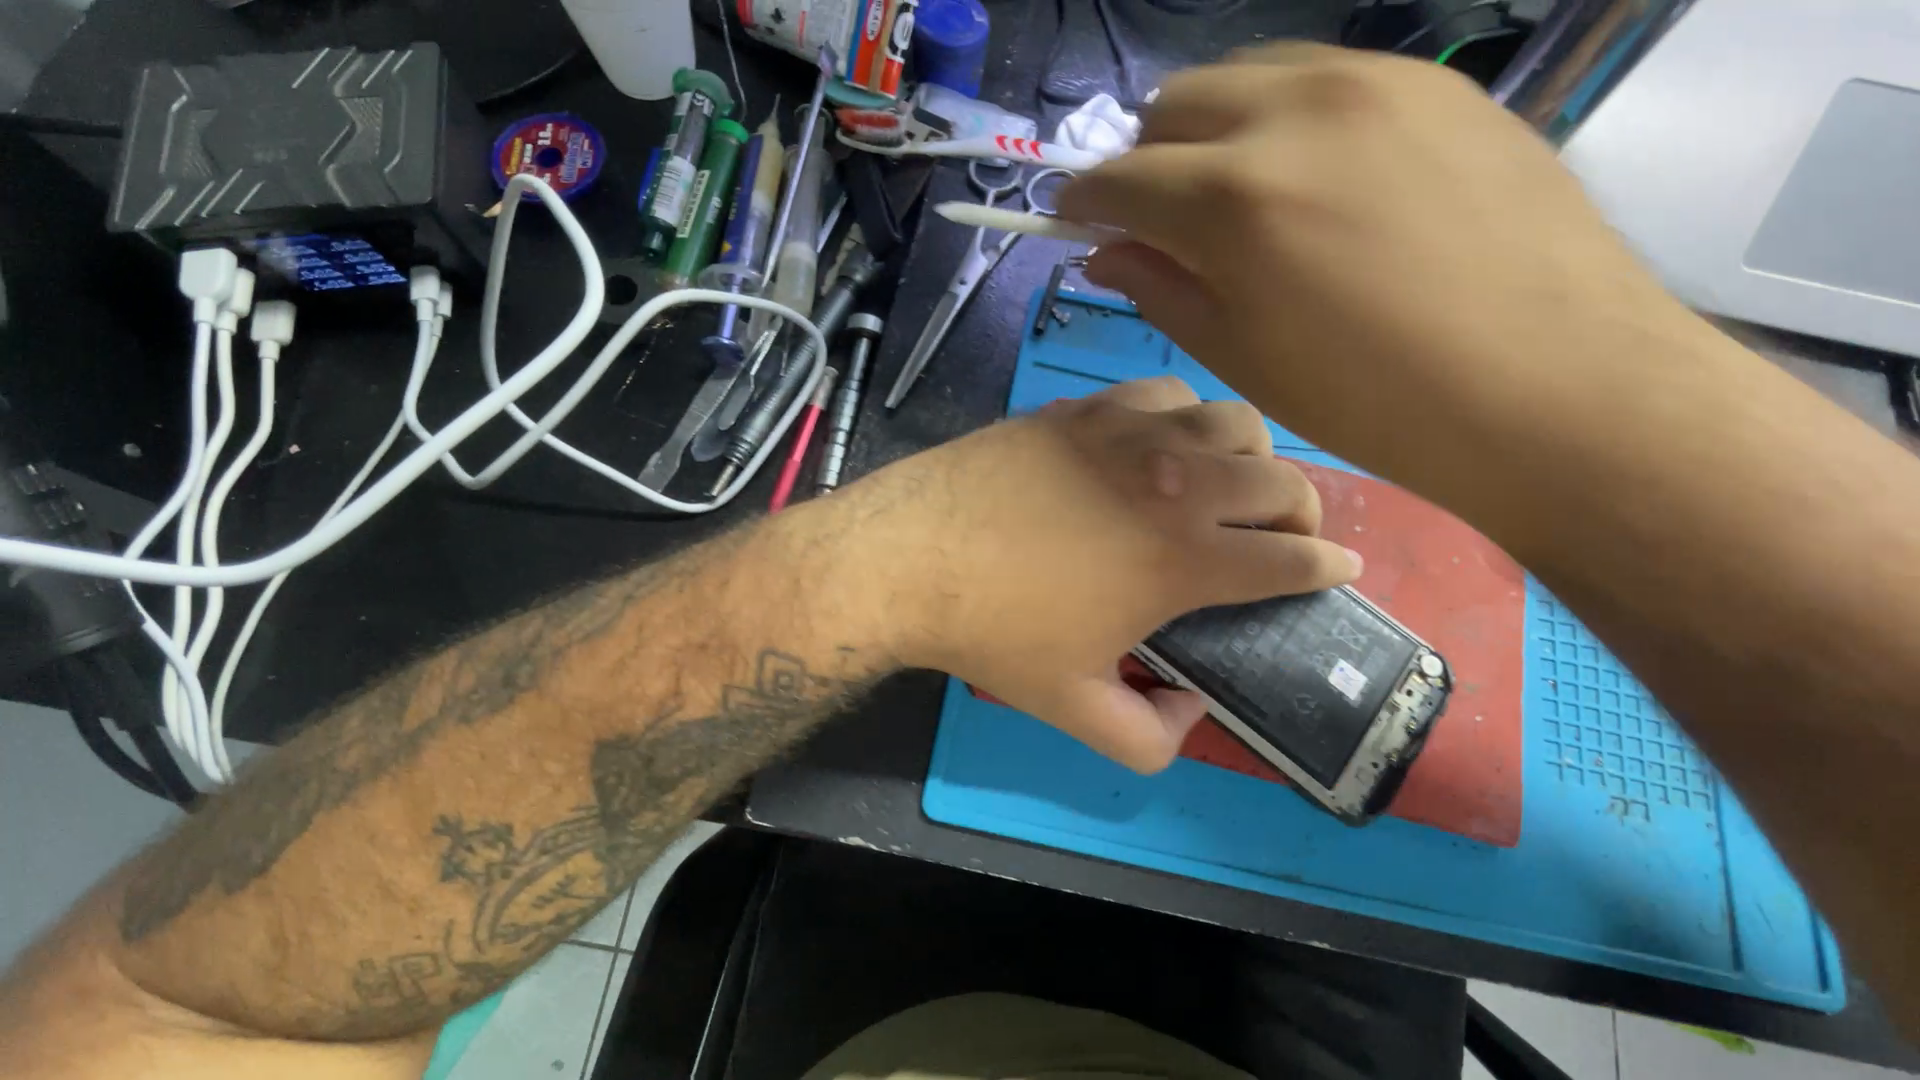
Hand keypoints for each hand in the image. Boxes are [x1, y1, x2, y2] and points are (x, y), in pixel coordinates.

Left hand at [832, 376, 1359, 772]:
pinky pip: (1167, 390)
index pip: (1290, 560)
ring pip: (1235, 421)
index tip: (1339, 569)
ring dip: (1253, 455)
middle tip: (1289, 534)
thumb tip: (1190, 711)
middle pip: (1282, 482)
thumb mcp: (1076, 709)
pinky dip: (1187, 414)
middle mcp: (1175, 485)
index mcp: (1183, 561)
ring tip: (1233, 482)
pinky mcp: (1085, 408)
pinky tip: (1165, 441)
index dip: (1327, 568)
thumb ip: (1151, 737)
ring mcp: (1129, 435)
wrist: (908, 559)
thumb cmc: (994, 634)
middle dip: (1305, 512)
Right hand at [1057, 45, 1698, 490]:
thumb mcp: (1245, 358)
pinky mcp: (1438, 85)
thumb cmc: (1377, 401)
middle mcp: (1295, 111)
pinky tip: (1318, 178)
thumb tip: (1105, 251)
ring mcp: (1376, 83)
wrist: (1555, 387)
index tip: (1074, 225)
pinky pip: (1327, 76)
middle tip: (1163, 221)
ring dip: (1215, 128)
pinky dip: (1289, 117)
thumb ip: (1161, 289)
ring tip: (1239, 194)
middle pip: (1173, 104)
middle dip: (1147, 159)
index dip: (1082, 204)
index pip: (1118, 178)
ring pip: (1248, 74)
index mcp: (1235, 198)